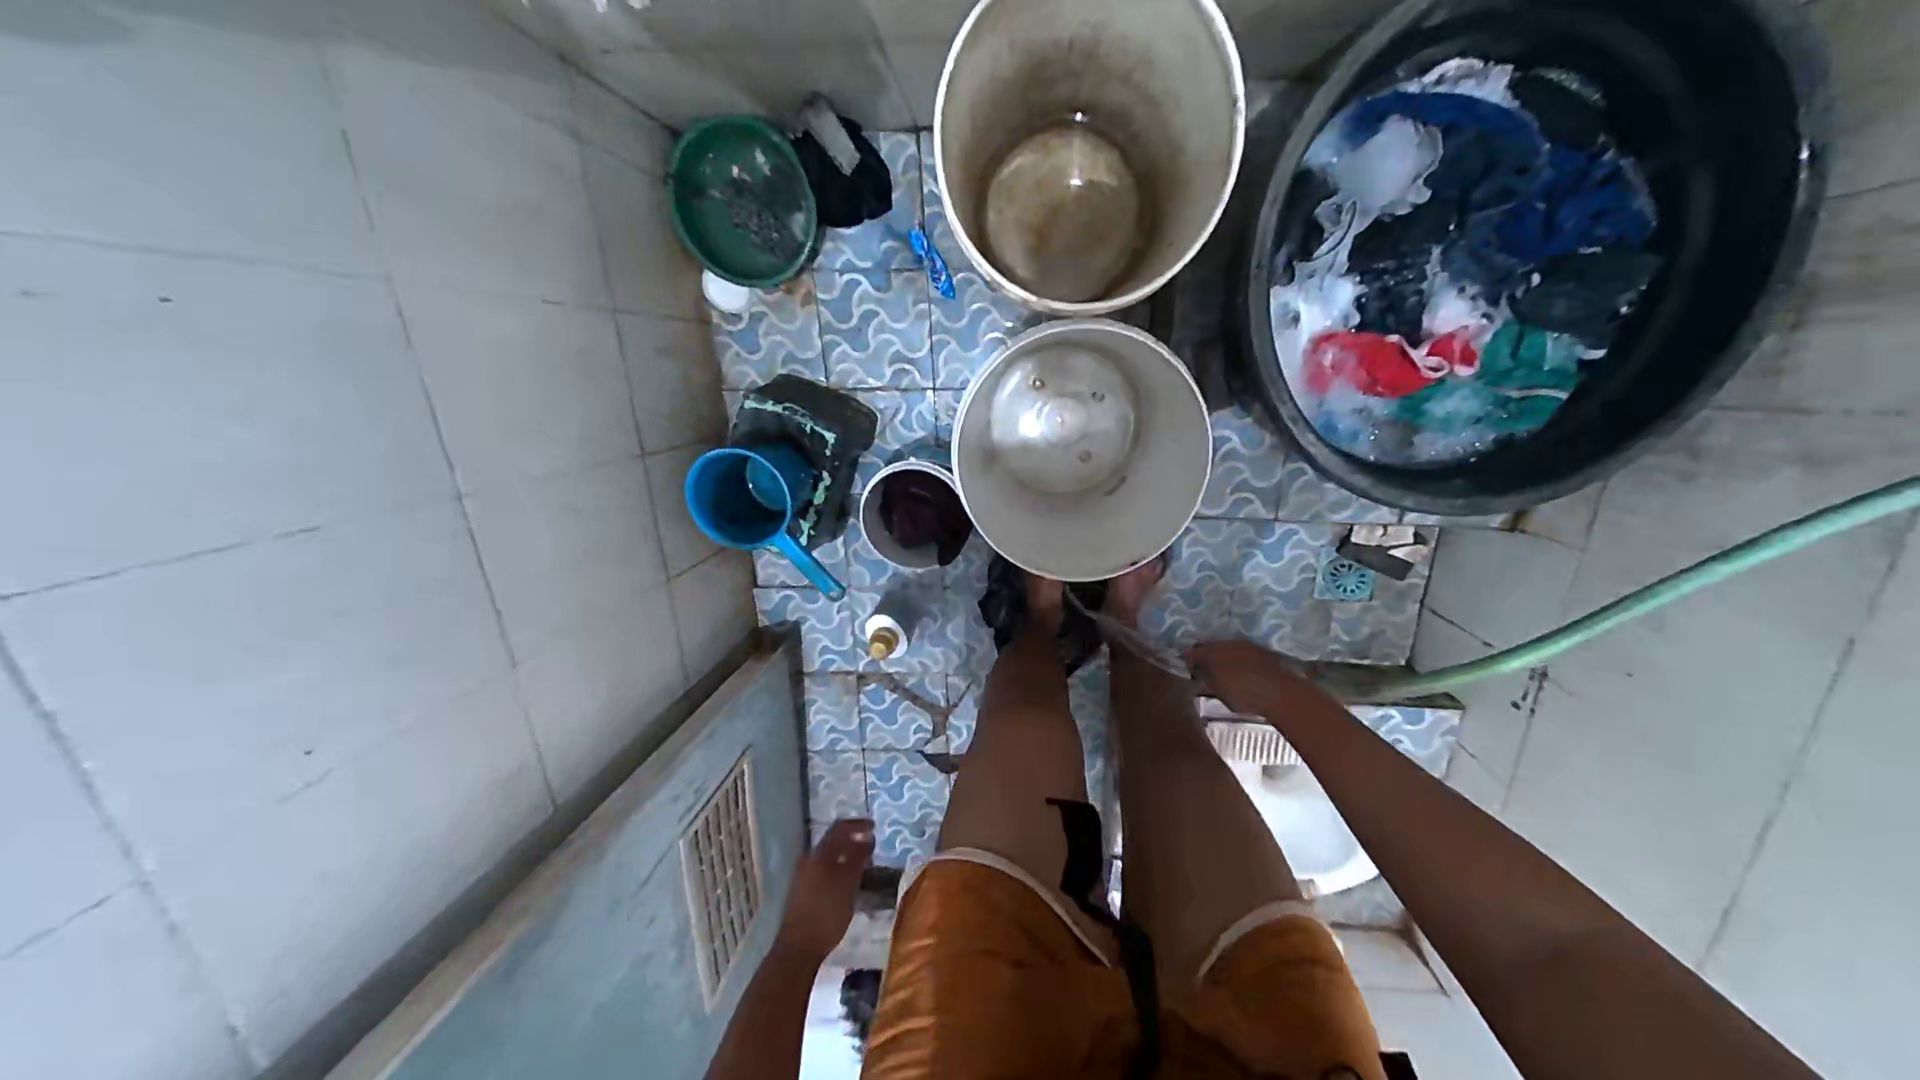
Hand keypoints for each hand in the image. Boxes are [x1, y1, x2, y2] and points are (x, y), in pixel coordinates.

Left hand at [776, 818, 873, 960]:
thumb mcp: (848, 883)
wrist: (799, 947)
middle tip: (871, 845)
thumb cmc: (827, 913)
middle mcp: (809, 859)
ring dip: (846, 855)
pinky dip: (839, 868)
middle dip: (853, 840)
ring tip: (864, 864)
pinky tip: (849, 881)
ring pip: (828, 856)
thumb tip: (867, 838)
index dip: (858, 825)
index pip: (839, 828)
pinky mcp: (803, 890)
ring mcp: (803, 875)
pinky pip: (824, 869)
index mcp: (819, 854)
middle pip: (833, 841)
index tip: (874, 826)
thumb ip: (858, 858)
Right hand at [1188, 639, 1312, 715]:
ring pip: (1226, 646)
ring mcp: (1246, 645)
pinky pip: (1241, 650)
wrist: (1282, 693)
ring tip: (1219, 666)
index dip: (1188, 658)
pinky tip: (1238, 666)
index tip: (1185, 666)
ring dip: (1221, 653)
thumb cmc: (1245, 695)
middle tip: (1201, 665)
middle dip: (1204, 653)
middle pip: (1210, 645)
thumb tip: (1197, 672)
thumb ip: (1206, 680)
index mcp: (1212, 653)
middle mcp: (1227, 644)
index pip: (1194, 652)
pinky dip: (1235, 656)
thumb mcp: (1219, 692)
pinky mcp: (1261, 651)